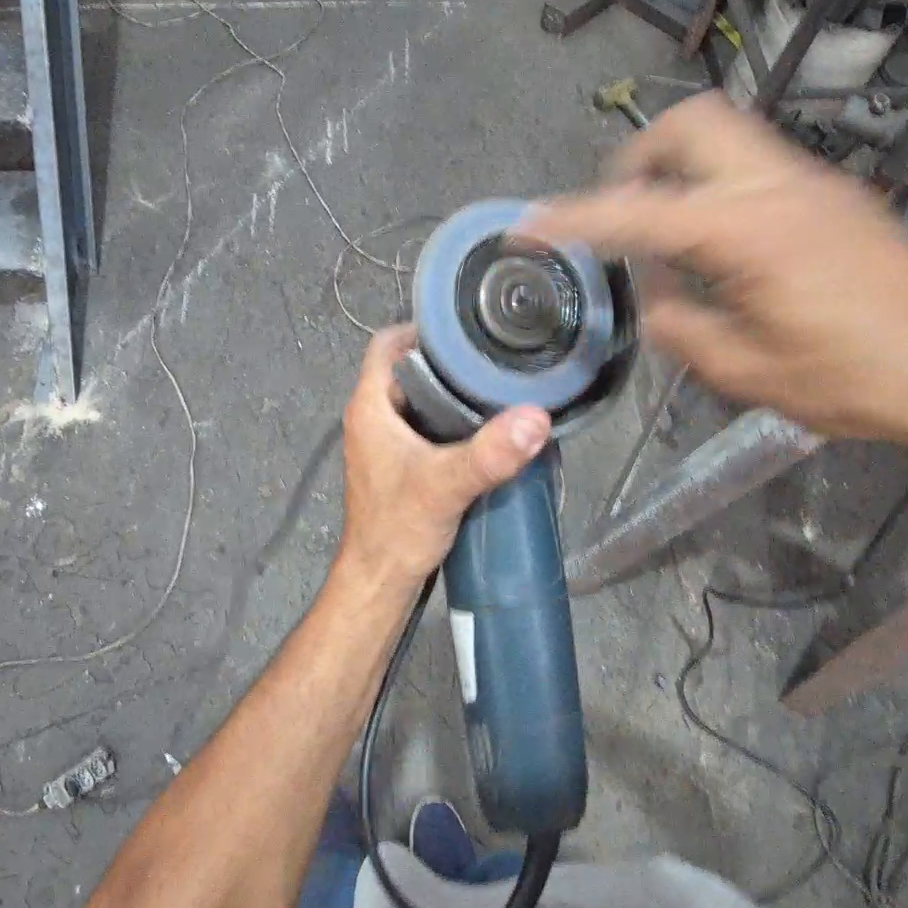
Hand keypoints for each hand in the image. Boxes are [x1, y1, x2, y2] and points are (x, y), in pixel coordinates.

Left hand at [337, 325, 551, 589]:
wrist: (382, 580)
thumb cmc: (398, 529)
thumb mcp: (445, 486)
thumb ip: (489, 454)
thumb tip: (537, 417)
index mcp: (370, 406)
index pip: (388, 344)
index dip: (423, 328)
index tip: (469, 326)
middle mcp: (374, 416)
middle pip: (410, 367)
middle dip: (449, 359)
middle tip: (497, 355)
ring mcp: (388, 440)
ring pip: (422, 397)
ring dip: (454, 390)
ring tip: (500, 383)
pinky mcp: (404, 462)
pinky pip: (429, 424)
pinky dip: (455, 418)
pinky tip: (489, 424)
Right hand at [523, 92, 907, 448]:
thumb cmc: (857, 381)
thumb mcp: (748, 373)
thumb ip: (682, 329)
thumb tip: (660, 301)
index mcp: (748, 232)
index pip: (637, 212)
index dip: (573, 219)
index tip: (528, 226)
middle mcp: (779, 186)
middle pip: (690, 124)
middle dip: (635, 157)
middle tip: (616, 209)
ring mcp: (814, 182)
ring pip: (726, 136)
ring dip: (677, 169)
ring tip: (661, 234)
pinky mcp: (834, 196)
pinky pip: (754, 167)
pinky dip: (714, 188)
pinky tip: (718, 251)